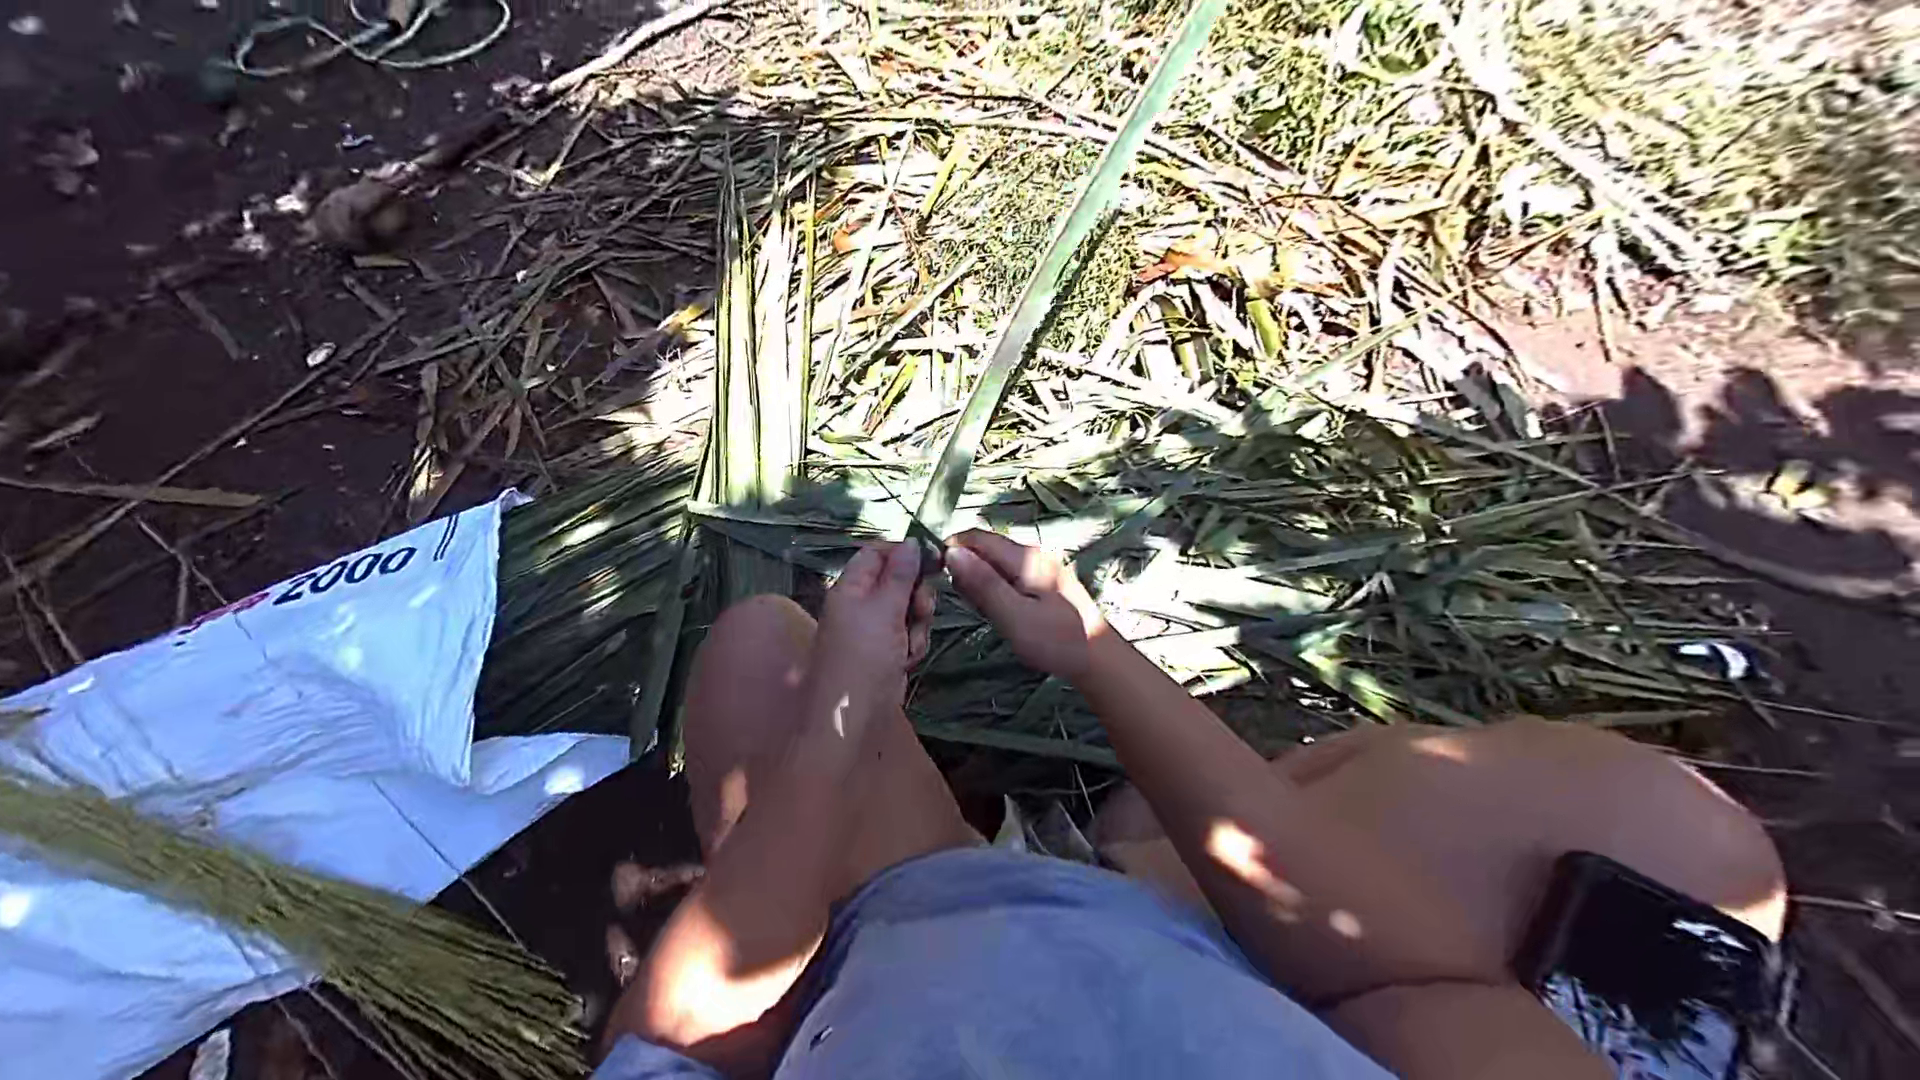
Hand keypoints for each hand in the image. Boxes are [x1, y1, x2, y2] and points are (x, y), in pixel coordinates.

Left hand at [801, 542, 934, 737]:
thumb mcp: (884, 610)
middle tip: (920, 610)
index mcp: (851, 588)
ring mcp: (876, 628)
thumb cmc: (863, 657)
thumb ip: (900, 575)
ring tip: (908, 645)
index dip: (904, 553)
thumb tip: (910, 541)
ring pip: (910, 609)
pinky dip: (913, 645)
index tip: (932, 561)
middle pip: (900, 581)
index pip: (877, 554)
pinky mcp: (889, 650)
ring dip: (917, 625)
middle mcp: (862, 604)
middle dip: (917, 596)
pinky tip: (907, 660)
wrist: (856, 716)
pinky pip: (910, 634)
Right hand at [944, 530, 1107, 680]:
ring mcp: (1042, 568)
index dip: (952, 549)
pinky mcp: (1045, 583)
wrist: (1099, 661)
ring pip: (998, 564)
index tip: (935, 572)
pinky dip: (997, 590)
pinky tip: (1000, 612)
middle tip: (966, 602)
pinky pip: (1010, 576)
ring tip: (984, 611)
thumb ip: (982, 584)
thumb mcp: (1013, 616)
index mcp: (1026, 558)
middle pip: (987, 549)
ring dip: (982, 582)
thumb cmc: (1055, 641)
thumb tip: (952, 551)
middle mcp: (1034, 555)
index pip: (977, 538)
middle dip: (967, 568)